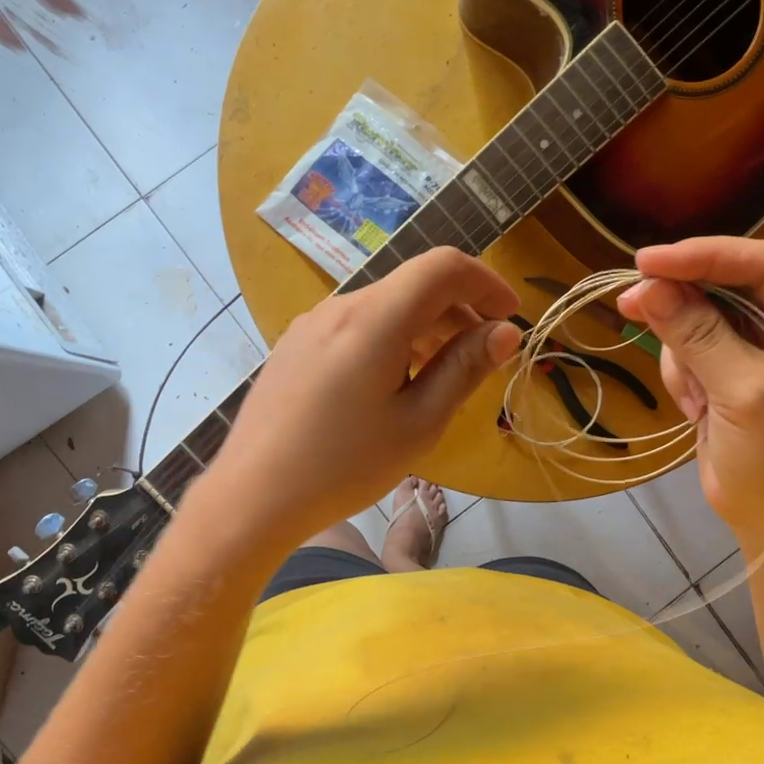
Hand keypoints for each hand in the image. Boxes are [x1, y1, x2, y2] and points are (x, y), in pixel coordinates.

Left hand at [208, 247, 521, 547]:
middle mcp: (340, 307)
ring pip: (382, 307)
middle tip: (481, 359)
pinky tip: (388, 387)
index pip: (443, 267)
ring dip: (423, 329)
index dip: (485, 282)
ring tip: (438, 379)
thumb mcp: (418, 423)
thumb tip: (504, 332)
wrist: (253, 496)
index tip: (510, 317)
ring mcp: (310, 325)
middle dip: (458, 311)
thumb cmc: (345, 465)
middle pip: (412, 286)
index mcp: (375, 319)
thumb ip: (463, 370)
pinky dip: (389, 340)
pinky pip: (354, 327)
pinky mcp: (293, 347)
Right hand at [617, 238, 763, 551]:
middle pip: (731, 285)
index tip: (648, 260)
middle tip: (632, 303)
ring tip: (698, 402)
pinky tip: (700, 411)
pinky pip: (693, 349)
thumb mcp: (742, 392)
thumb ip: (697, 333)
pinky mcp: (737, 370)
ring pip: (703, 317)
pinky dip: (685, 377)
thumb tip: (646, 287)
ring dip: (686, 356)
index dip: (705, 256)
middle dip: (685, 305)